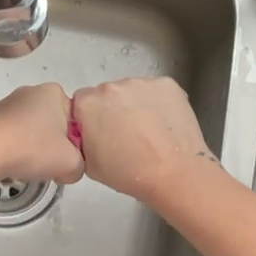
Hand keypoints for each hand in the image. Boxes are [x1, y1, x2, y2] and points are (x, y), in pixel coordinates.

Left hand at [0, 83, 84, 183]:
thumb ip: (79, 164)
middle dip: (52, 144)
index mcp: (54, 92)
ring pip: (29, 130)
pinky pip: (10, 134)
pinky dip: (12, 148)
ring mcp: (7, 102)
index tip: (66, 159)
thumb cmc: (33, 149)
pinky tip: (10, 162)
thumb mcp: (71, 163)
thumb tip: (69, 168)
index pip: (74, 119)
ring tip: (27, 166)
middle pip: (51, 123)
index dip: (73, 143)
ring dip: (31, 146)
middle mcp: (30, 90)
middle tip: (50, 165)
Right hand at [70, 77, 213, 203]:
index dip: (92, 118)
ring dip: (137, 105)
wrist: (174, 173)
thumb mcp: (88, 163)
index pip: (81, 103)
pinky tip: (165, 124)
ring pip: (133, 91)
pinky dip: (159, 103)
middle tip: (127, 134)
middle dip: (114, 109)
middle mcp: (111, 86)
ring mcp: (141, 82)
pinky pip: (157, 91)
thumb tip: (89, 131)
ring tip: (149, 130)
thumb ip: (82, 139)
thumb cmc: (129, 173)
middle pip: (107, 94)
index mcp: (87, 104)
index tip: (103, 133)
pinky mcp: (167, 84)